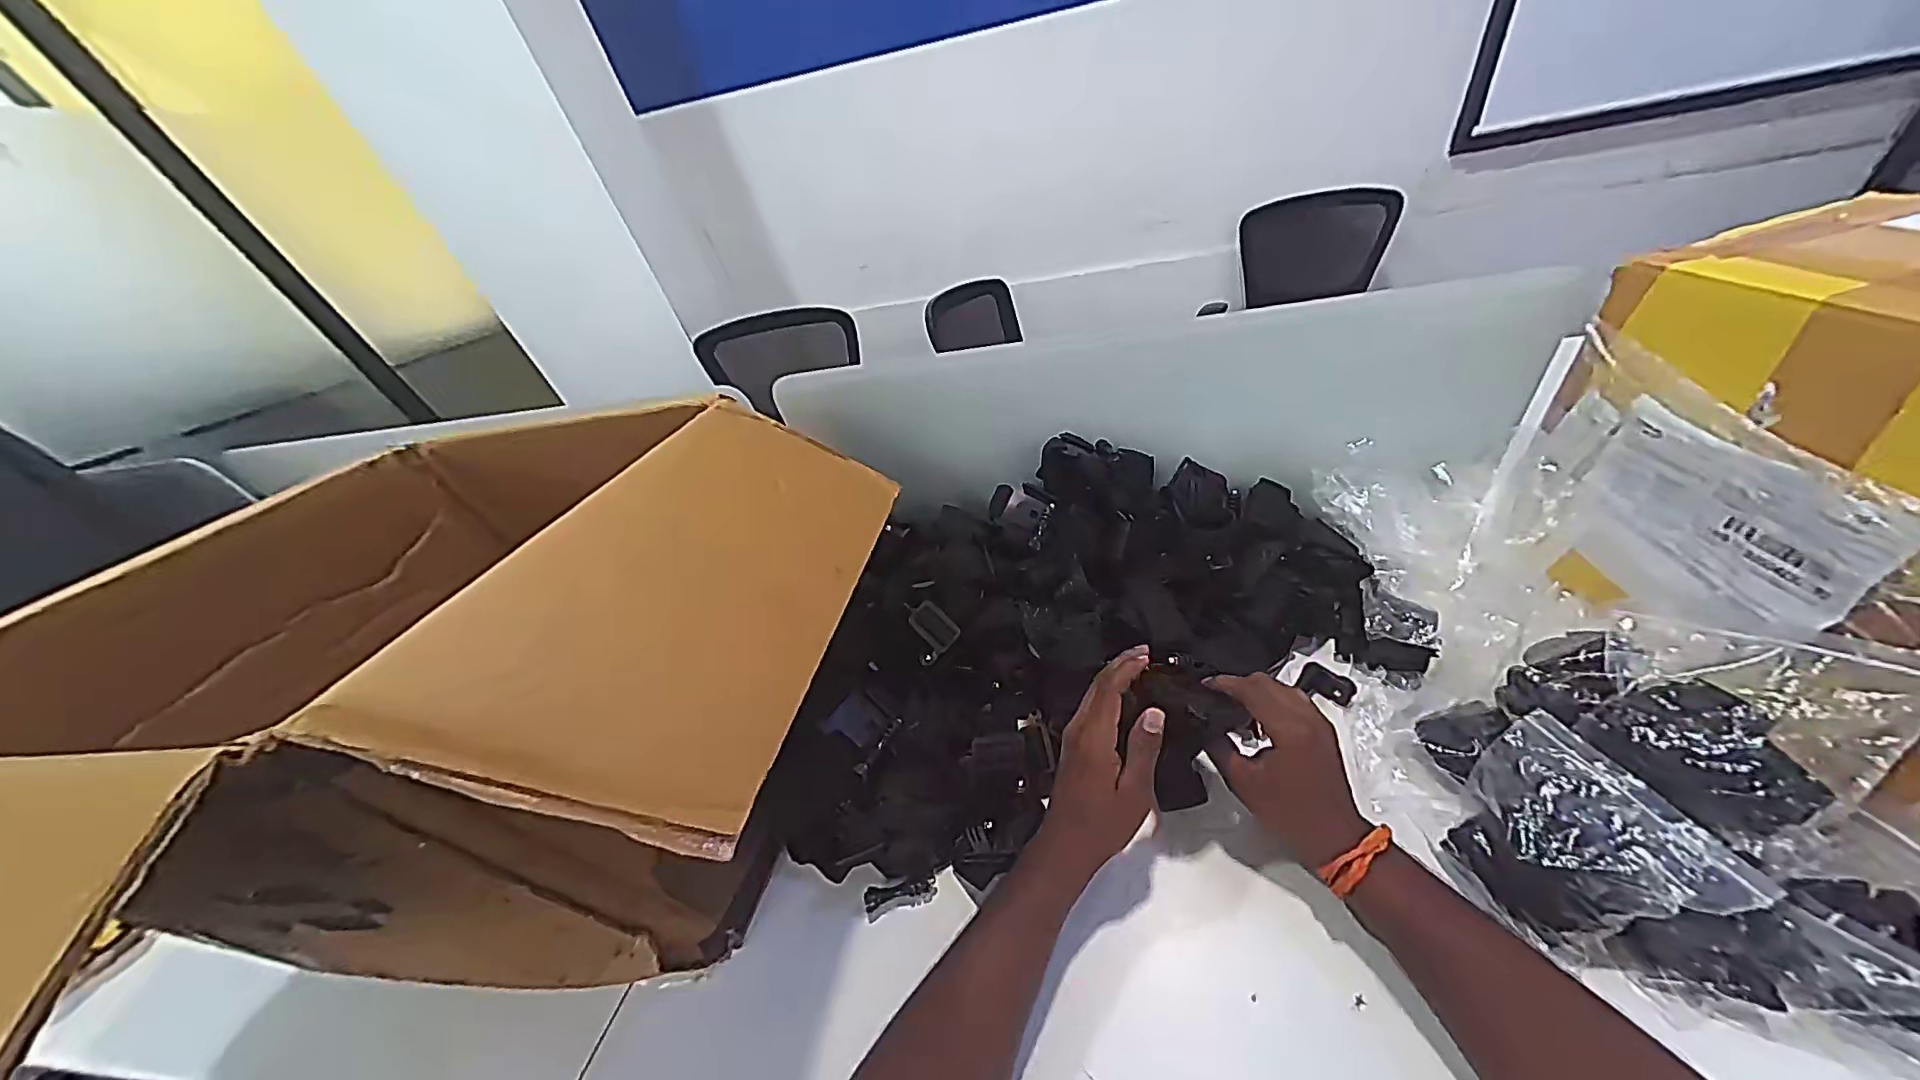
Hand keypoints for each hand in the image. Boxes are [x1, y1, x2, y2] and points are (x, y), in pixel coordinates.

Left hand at [1030, 646, 1164, 880]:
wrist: (1066, 844)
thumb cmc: (1100, 824)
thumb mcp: (1135, 790)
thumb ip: (1144, 748)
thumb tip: (1154, 714)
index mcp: (1093, 737)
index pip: (1109, 689)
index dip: (1126, 667)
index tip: (1144, 655)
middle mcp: (1078, 732)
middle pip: (1097, 686)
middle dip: (1119, 665)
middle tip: (1142, 654)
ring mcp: (1072, 738)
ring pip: (1091, 696)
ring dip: (1112, 678)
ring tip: (1136, 669)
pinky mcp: (1073, 747)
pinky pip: (1090, 709)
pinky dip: (1107, 695)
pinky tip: (1122, 698)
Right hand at [1203, 673, 1371, 867]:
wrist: (1332, 836)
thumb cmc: (1295, 815)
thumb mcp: (1243, 781)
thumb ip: (1219, 747)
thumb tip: (1206, 727)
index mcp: (1290, 729)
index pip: (1252, 688)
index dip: (1224, 683)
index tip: (1208, 685)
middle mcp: (1309, 720)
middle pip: (1268, 682)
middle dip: (1238, 685)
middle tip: (1217, 695)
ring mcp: (1319, 724)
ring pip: (1282, 688)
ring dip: (1257, 692)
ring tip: (1235, 707)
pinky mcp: (1323, 731)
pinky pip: (1294, 701)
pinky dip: (1273, 702)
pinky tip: (1258, 720)